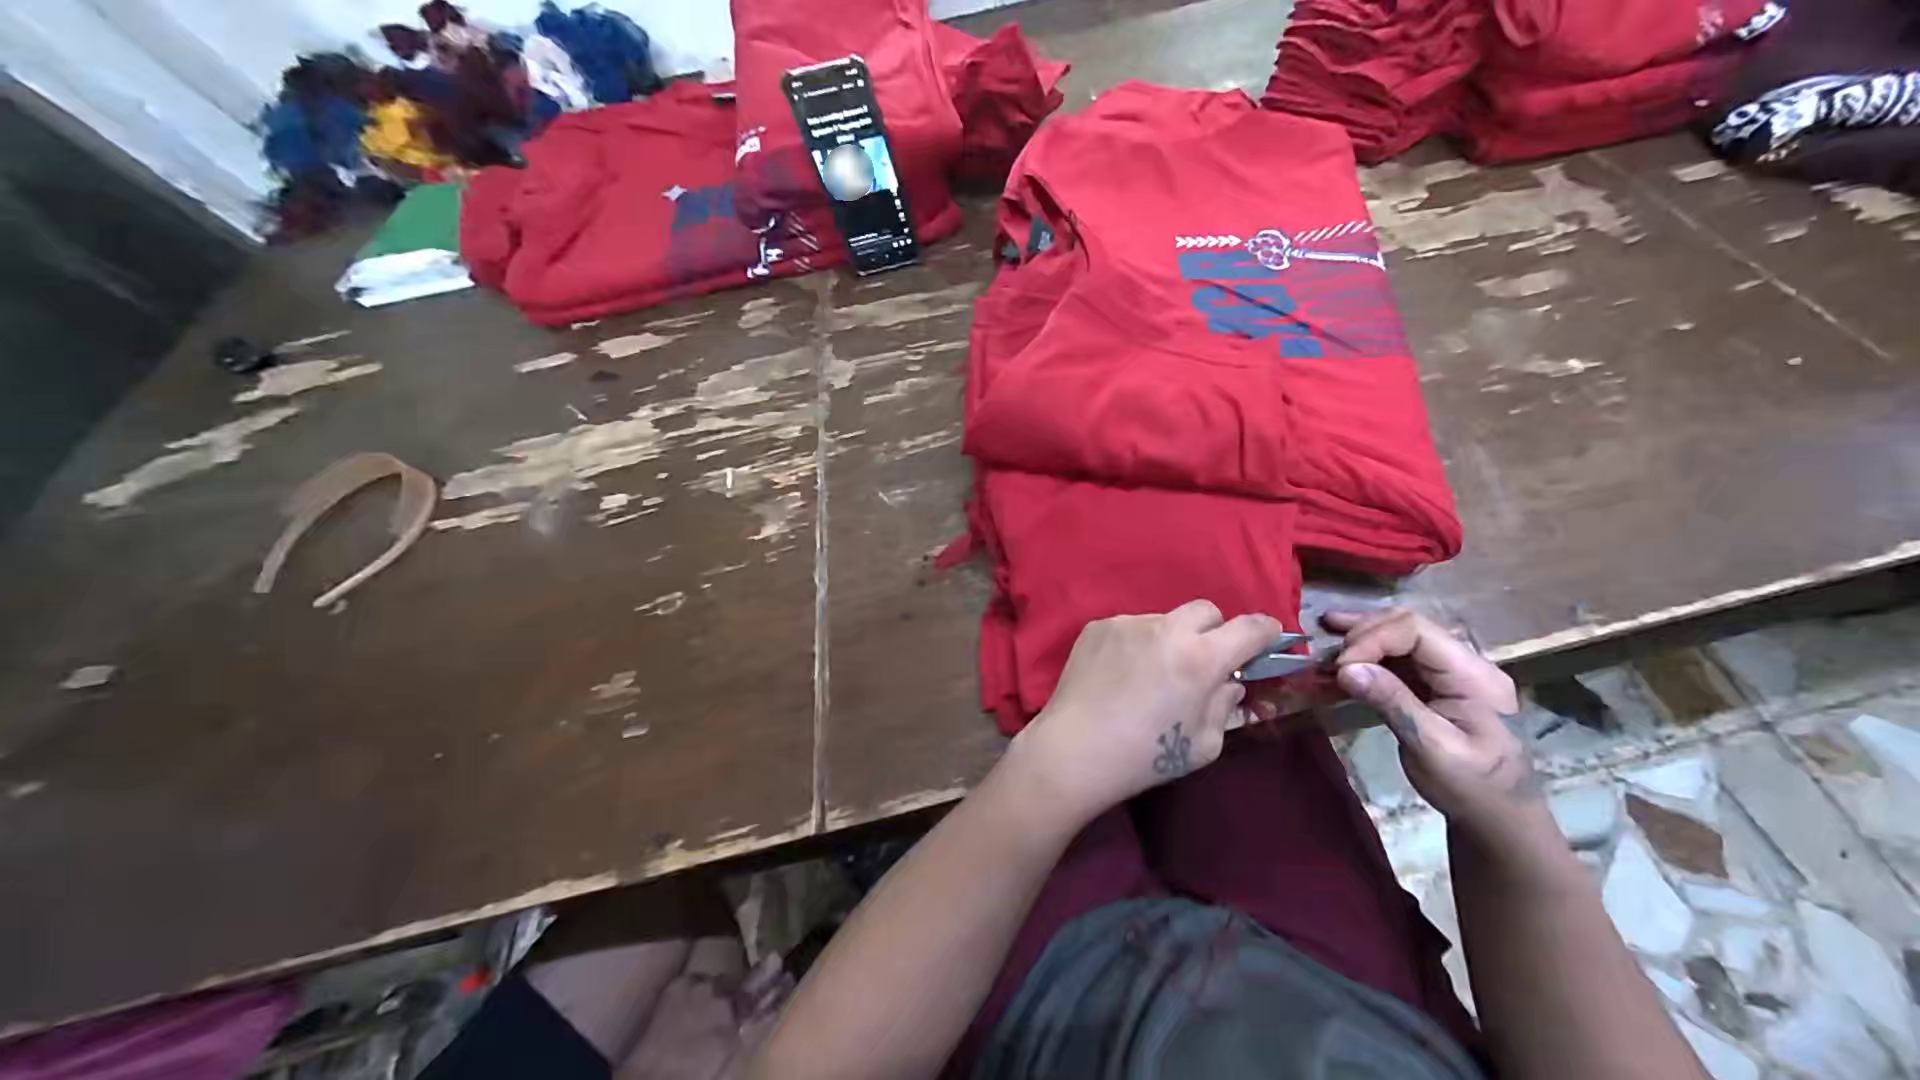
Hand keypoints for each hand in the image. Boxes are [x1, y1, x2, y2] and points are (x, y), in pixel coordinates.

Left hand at [1007, 600, 1285, 827]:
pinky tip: (1122, 674)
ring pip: (1165, 620)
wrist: (1074, 751)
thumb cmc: (1145, 757)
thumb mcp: (1204, 743)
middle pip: (1206, 610)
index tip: (1268, 639)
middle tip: (1204, 661)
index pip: (1249, 627)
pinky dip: (1138, 644)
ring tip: (1152, 675)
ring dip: (1171, 639)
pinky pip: (1132, 627)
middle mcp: (1166, 629)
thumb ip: (1224, 705)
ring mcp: (1128, 623)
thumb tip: (1228, 682)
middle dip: (1215, 631)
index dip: (1266, 631)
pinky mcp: (1098, 626)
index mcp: (1201, 658)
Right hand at [1326, 609, 1545, 842]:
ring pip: (1399, 635)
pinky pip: (1396, 657)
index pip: (1416, 631)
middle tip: (1329, 655)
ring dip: (1361, 636)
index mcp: (1473, 675)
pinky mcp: (1432, 684)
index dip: (1372, 639)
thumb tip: (1346, 668)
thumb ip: (1393, 703)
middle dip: (1363, 632)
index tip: (1341, 666)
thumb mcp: (1432, 749)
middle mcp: (1463, 663)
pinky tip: (1341, 656)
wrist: (1498, 818)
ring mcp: (1448, 672)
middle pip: (1407, 625)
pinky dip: (1366, 654)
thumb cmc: (1472, 787)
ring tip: (1325, 632)